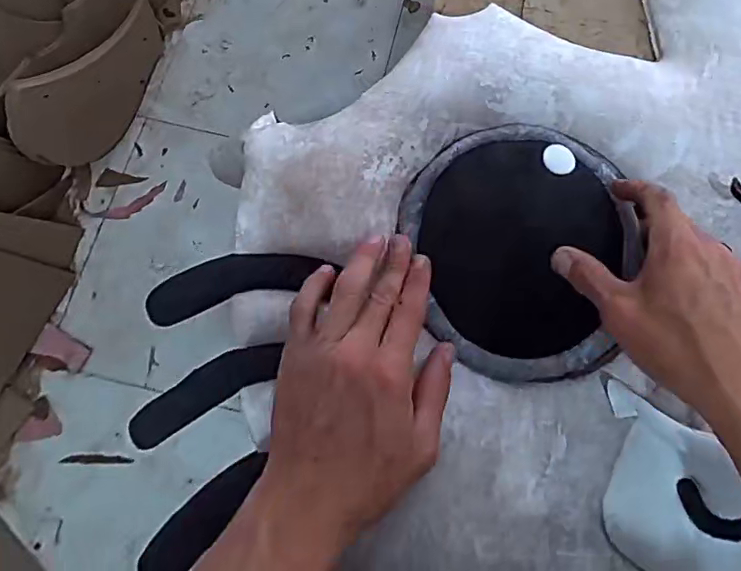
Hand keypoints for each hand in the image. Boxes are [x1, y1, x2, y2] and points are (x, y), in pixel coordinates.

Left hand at [224, 235, 454, 570]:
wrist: (303, 502)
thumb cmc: (368, 477)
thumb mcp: (422, 446)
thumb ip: (436, 392)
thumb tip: (446, 350)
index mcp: (390, 372)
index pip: (409, 310)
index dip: (418, 280)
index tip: (423, 259)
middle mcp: (356, 352)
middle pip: (379, 294)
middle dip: (394, 262)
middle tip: (402, 238)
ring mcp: (321, 353)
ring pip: (344, 294)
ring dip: (361, 263)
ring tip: (373, 239)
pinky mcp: (294, 359)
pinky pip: (302, 312)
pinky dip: (314, 288)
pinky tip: (325, 271)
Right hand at [550, 180, 740, 428]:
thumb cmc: (677, 346)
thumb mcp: (621, 313)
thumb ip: (589, 278)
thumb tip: (562, 254)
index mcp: (676, 240)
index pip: (656, 196)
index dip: (635, 188)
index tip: (619, 190)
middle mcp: (708, 243)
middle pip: (677, 221)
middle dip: (652, 224)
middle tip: (632, 241)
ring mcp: (732, 265)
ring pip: (699, 244)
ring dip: (677, 249)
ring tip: (659, 277)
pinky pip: (718, 266)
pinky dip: (699, 270)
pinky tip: (691, 301)